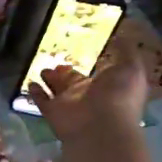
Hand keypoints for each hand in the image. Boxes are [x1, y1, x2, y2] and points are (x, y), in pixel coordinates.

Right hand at [27, 33, 148, 146]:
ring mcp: (69, 104)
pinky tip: (30, 82)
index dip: (93, 63)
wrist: (101, 126)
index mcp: (109, 85)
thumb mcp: (130, 67)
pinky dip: (35, 92)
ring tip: (42, 68)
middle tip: (57, 62)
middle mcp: (89, 95)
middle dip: (67, 73)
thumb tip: (120, 35)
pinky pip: (41, 100)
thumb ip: (125, 50)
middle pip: (74, 81)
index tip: (84, 51)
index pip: (99, 73)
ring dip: (50, 80)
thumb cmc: (118, 95)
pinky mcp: (52, 111)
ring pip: (57, 89)